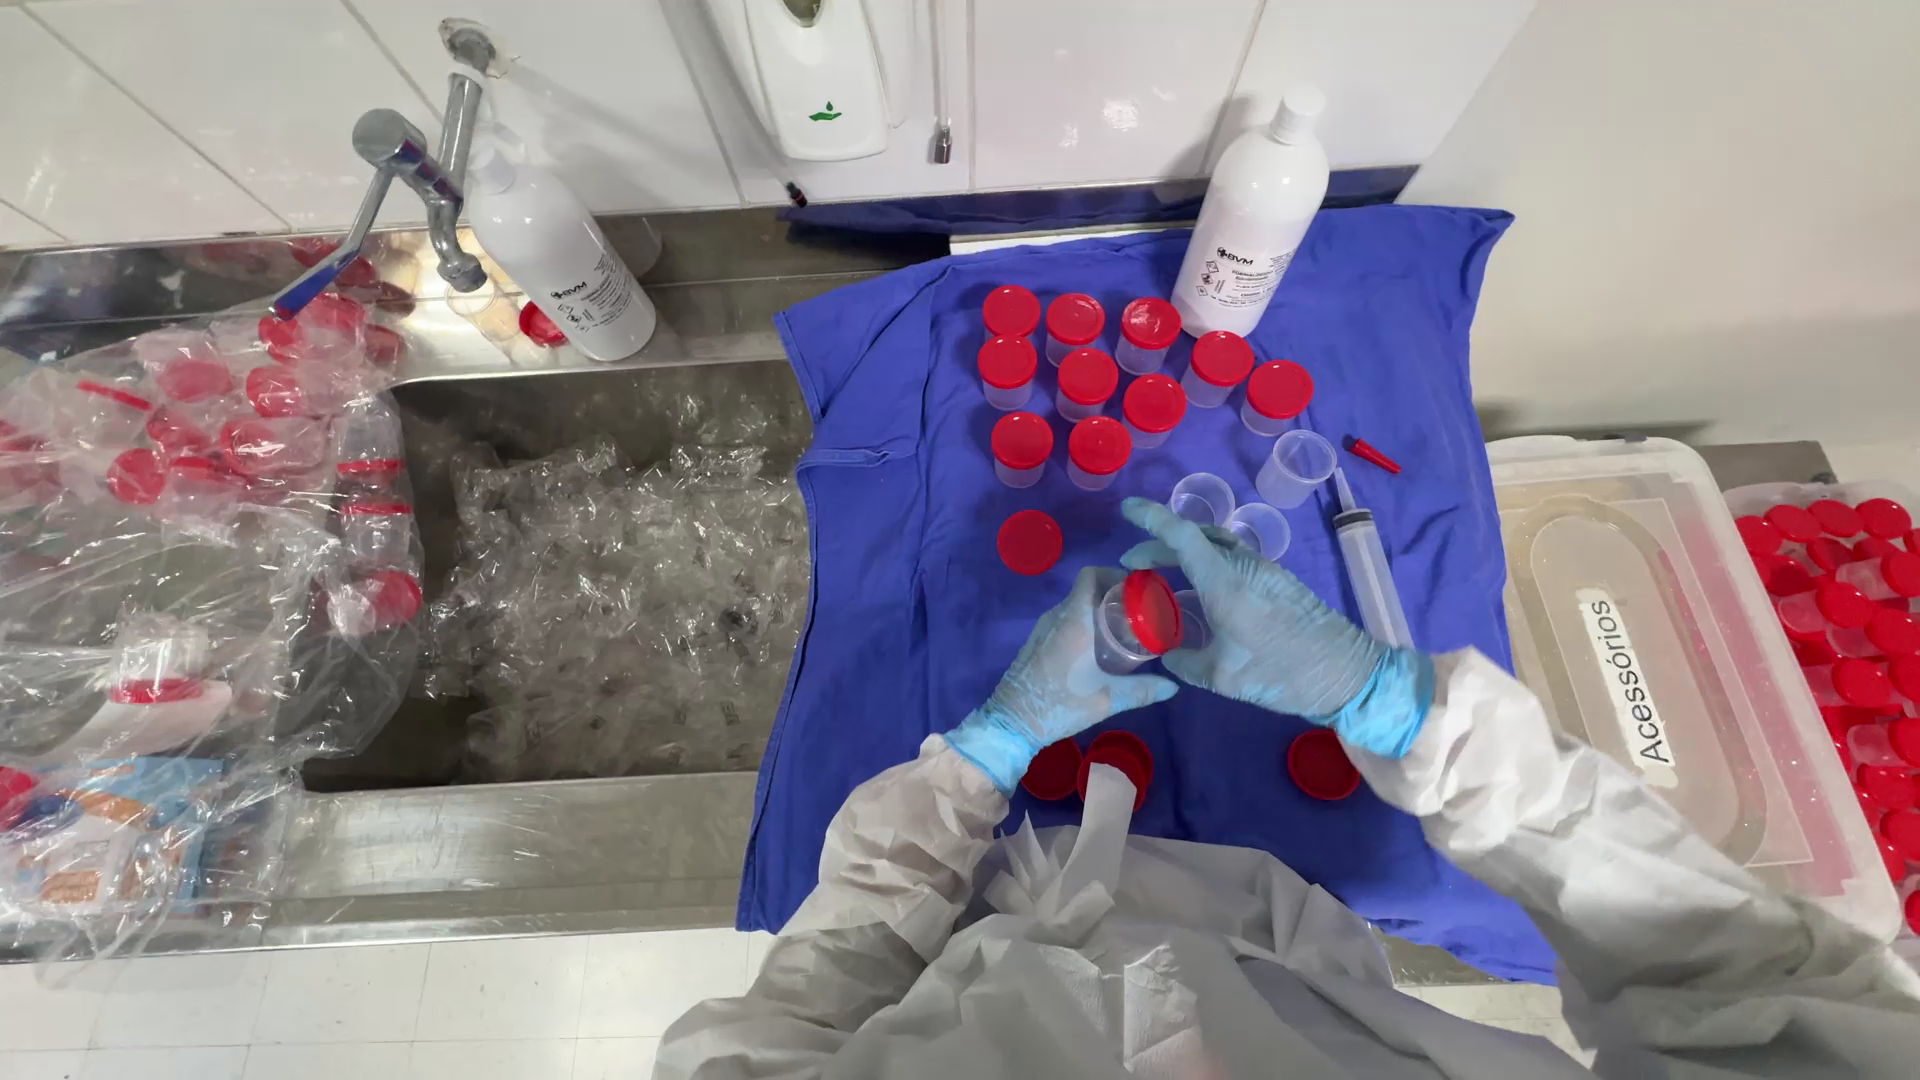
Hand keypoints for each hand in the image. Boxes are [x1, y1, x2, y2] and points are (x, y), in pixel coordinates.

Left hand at [945, 566, 1178, 792]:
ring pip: (1074, 605)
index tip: (1136, 591)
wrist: (1013, 721)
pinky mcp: (1036, 640)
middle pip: (1086, 589)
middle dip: (1112, 595)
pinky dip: (1082, 622)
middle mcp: (1056, 616)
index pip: (1091, 576)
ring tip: (1122, 630)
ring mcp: (1043, 627)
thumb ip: (1143, 690)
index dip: (1114, 575)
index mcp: (1074, 620)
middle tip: (1137, 613)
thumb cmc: (1060, 705)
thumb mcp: (1107, 699)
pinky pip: (1063, 619)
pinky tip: (1097, 645)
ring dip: (1096, 610)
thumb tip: (1173, 686)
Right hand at [1118, 497, 1433, 757]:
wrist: (1350, 674)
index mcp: (1226, 583)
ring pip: (1214, 545)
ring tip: (1158, 572)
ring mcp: (1263, 570)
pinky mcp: (1276, 580)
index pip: (1182, 534)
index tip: (1126, 509)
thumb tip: (1168, 654)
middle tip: (1131, 563)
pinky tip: (1196, 588)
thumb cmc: (1285, 675)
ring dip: (1181, 552)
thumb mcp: (1224, 678)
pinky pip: (1230, 558)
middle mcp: (1244, 567)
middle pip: (1194, 538)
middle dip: (1157, 543)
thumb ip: (1186, 663)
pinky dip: (1203, 562)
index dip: (1151, 517)